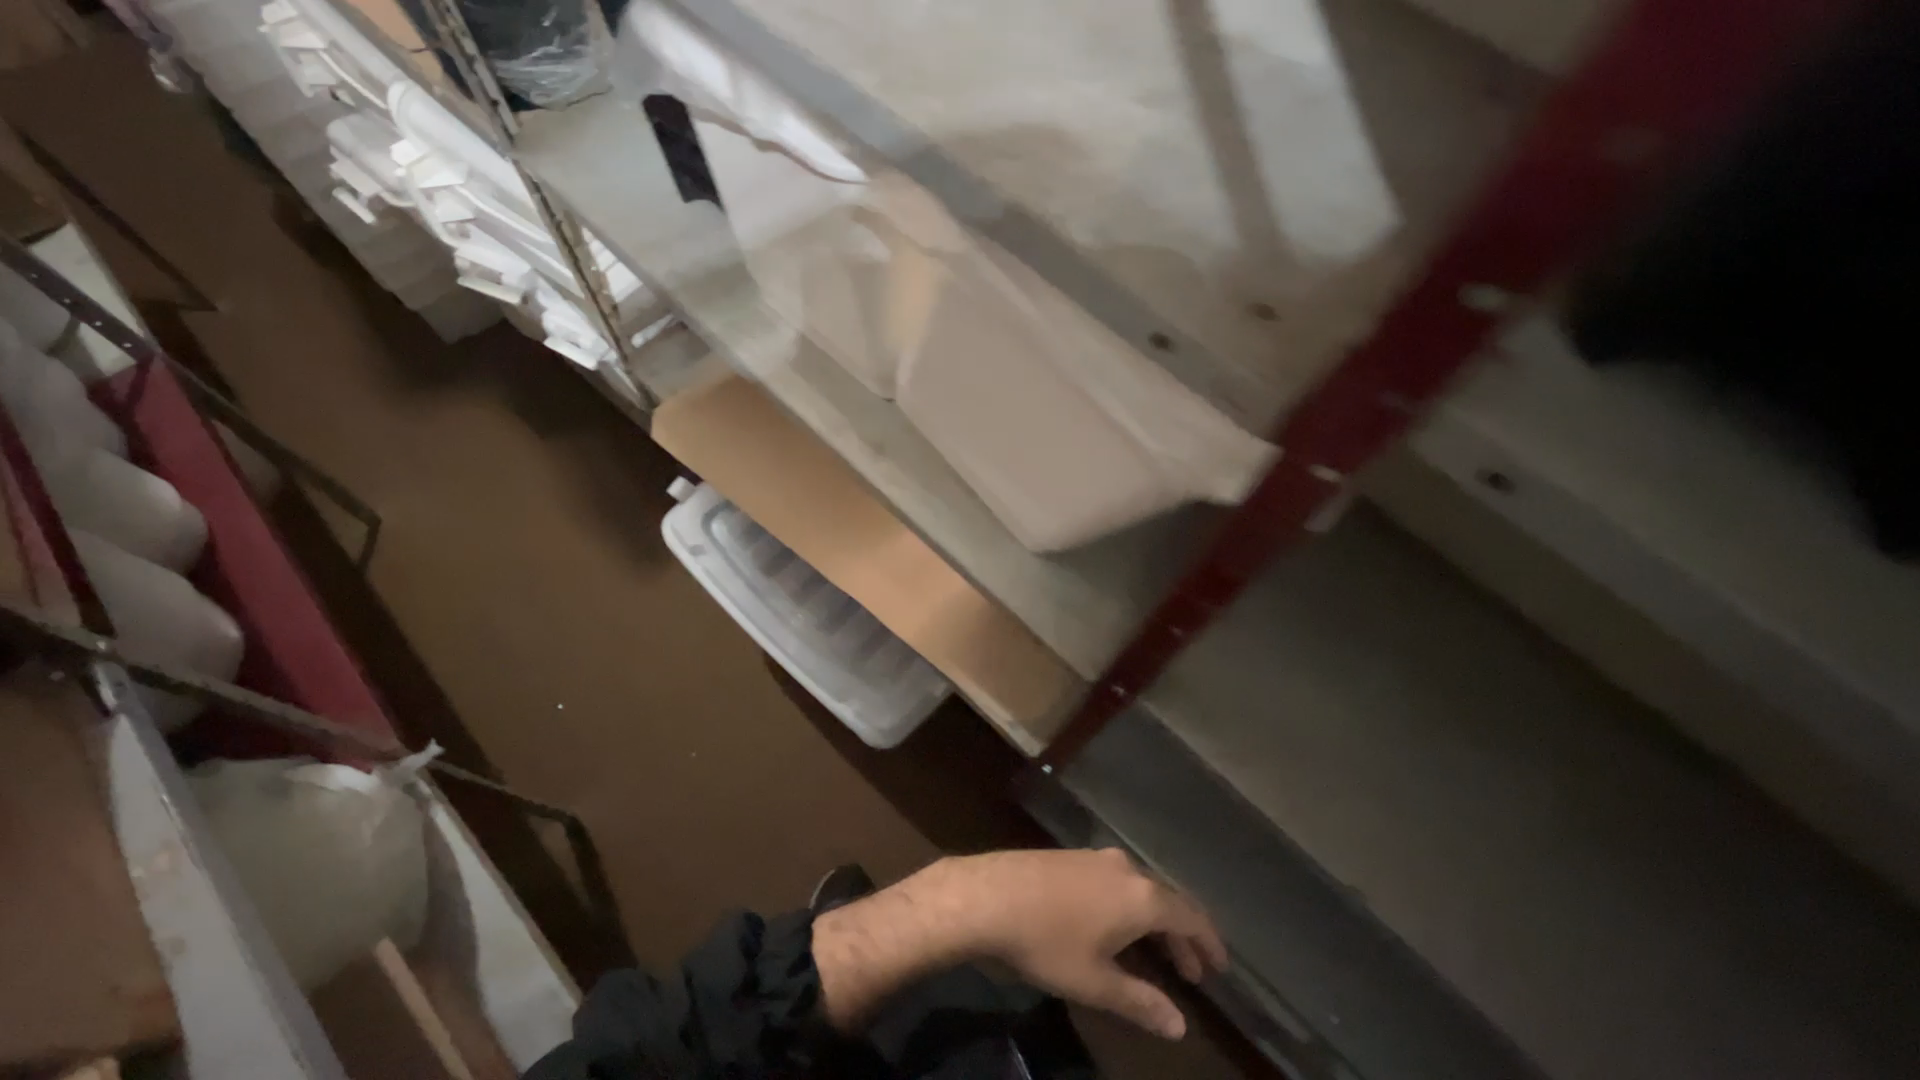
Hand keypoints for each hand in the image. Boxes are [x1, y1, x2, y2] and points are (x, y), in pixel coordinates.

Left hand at [927, 848, 1228, 1038]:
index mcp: (1141, 897)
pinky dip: (1128, 905)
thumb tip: (1179, 1026)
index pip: (1190, 917)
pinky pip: (1115, 881)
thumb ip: (1140, 1002)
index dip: (1208, 943)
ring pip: (1139, 889)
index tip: (1218, 967)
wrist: (987, 895)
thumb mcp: (1095, 982)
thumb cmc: (1046, 942)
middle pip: (1166, 901)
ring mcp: (1095, 858)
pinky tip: (1113, 925)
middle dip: (1182, 936)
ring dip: (1153, 920)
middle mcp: (1125, 869)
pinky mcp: (1070, 857)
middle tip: (1190, 970)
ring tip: (1155, 951)